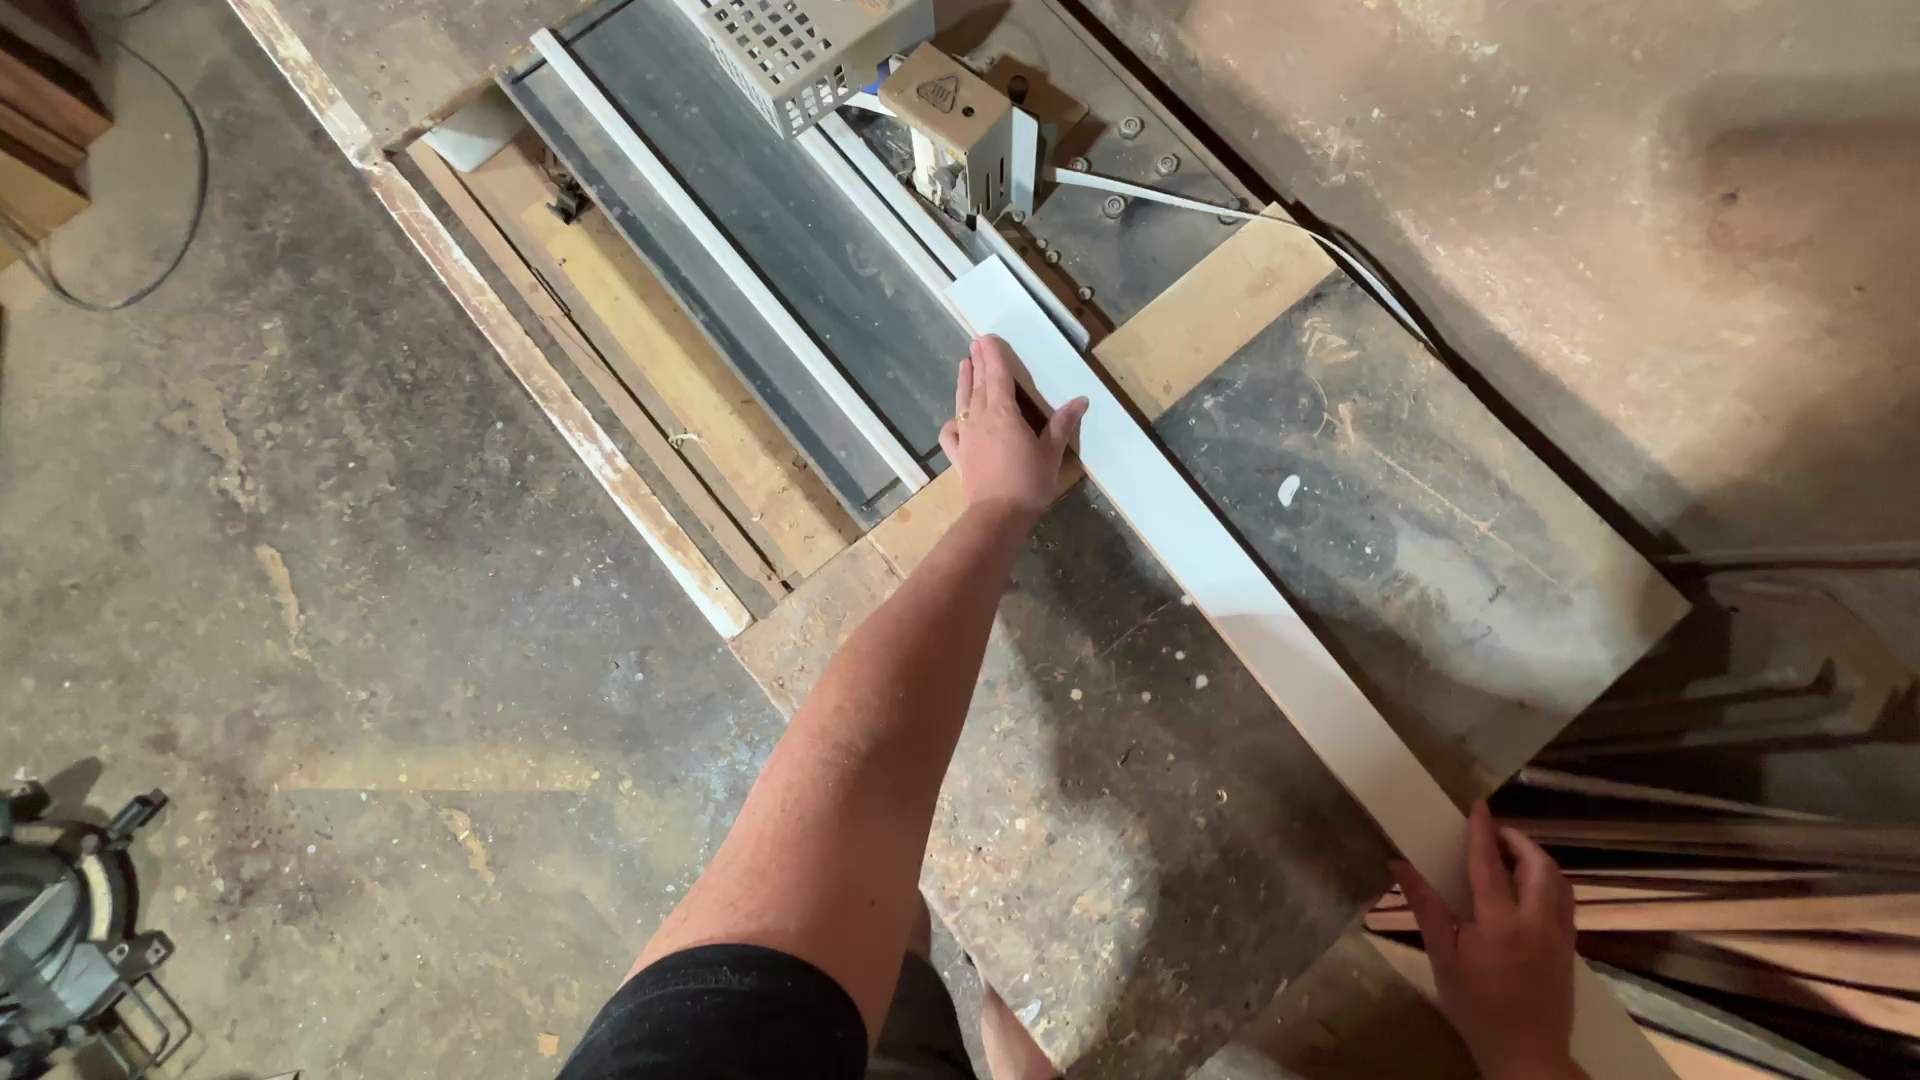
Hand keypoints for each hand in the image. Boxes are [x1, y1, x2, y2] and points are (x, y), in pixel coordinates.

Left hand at [938, 335, 1086, 522]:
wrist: (997, 516)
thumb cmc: (1028, 483)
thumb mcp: (1051, 452)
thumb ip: (1062, 424)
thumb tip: (1080, 400)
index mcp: (1004, 413)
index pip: (998, 376)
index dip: (993, 356)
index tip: (986, 338)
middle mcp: (980, 419)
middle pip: (979, 385)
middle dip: (979, 363)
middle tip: (975, 343)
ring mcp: (966, 438)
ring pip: (963, 403)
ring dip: (963, 383)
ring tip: (963, 365)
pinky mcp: (958, 457)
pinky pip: (950, 434)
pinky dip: (951, 422)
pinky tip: (955, 419)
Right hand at [1390, 803, 1584, 1079]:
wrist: (1526, 1054)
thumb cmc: (1475, 1004)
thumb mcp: (1442, 955)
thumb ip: (1425, 905)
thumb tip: (1399, 864)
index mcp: (1500, 923)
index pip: (1490, 864)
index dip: (1483, 831)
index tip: (1478, 806)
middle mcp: (1537, 923)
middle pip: (1540, 867)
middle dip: (1518, 841)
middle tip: (1493, 832)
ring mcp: (1559, 937)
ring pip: (1559, 883)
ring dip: (1536, 860)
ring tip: (1509, 854)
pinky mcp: (1568, 950)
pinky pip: (1565, 902)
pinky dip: (1547, 882)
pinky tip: (1526, 888)